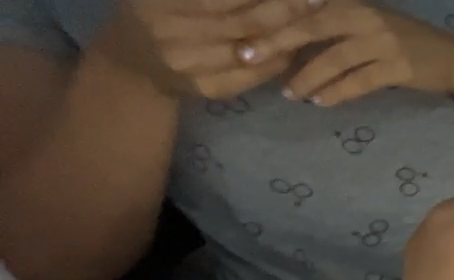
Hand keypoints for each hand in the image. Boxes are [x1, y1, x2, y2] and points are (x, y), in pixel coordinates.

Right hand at [95, 0, 318, 98]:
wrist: (132, 63)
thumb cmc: (154, 13)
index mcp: (161, 0)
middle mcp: (172, 28)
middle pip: (246, 22)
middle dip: (284, 10)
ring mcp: (191, 62)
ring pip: (256, 52)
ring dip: (288, 38)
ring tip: (312, 20)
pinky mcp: (209, 88)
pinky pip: (255, 76)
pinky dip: (279, 62)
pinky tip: (293, 50)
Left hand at [236, 0, 453, 106]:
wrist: (453, 59)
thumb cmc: (405, 40)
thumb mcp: (365, 20)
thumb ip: (331, 20)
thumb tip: (287, 29)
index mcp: (347, 0)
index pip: (298, 5)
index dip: (267, 16)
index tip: (237, 29)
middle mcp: (361, 15)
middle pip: (308, 27)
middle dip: (274, 42)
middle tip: (246, 57)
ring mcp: (381, 42)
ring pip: (333, 58)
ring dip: (308, 76)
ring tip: (289, 93)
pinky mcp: (398, 67)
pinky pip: (360, 81)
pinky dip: (338, 92)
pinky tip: (322, 101)